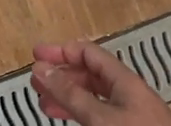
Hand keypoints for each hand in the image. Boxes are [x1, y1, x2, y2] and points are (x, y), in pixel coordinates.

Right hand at [30, 41, 170, 125]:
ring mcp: (134, 114)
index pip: (88, 52)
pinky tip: (70, 119)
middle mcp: (129, 93)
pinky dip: (82, 113)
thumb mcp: (99, 117)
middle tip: (35, 84)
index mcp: (125, 81)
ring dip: (68, 98)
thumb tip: (38, 66)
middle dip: (60, 77)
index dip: (60, 51)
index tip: (35, 57)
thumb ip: (69, 93)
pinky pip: (102, 114)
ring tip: (45, 107)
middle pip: (89, 74)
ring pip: (94, 97)